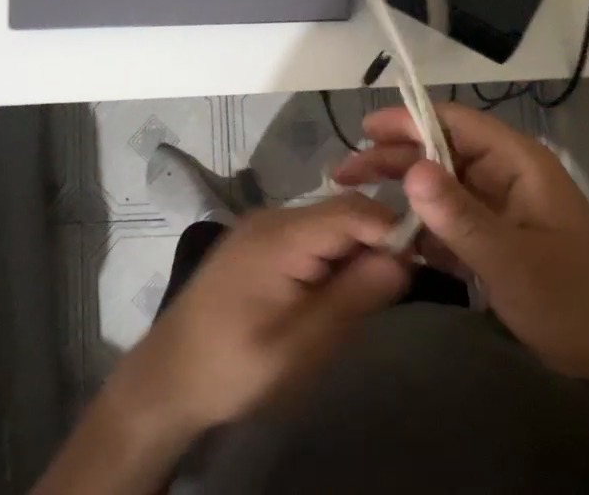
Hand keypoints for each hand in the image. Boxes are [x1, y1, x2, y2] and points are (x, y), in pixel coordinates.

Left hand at [108, 194, 409, 435]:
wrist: (167, 379)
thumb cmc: (234, 366)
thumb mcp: (302, 343)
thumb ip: (354, 296)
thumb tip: (404, 257)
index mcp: (282, 234)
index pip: (355, 209)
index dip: (393, 229)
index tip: (422, 265)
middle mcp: (272, 218)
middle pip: (343, 214)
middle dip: (375, 245)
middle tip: (395, 292)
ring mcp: (261, 229)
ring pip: (327, 226)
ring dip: (353, 255)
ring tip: (365, 300)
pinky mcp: (256, 245)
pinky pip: (307, 238)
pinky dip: (329, 260)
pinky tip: (331, 296)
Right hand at [334, 102, 588, 380]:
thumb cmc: (573, 299)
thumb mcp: (511, 259)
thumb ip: (459, 216)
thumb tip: (409, 170)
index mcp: (518, 162)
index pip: (454, 123)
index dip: (407, 121)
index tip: (363, 132)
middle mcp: (505, 175)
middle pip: (440, 152)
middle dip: (394, 158)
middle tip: (345, 173)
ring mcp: (499, 208)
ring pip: (440, 187)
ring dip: (402, 194)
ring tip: (355, 200)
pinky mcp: (493, 238)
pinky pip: (449, 221)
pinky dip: (422, 227)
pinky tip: (389, 238)